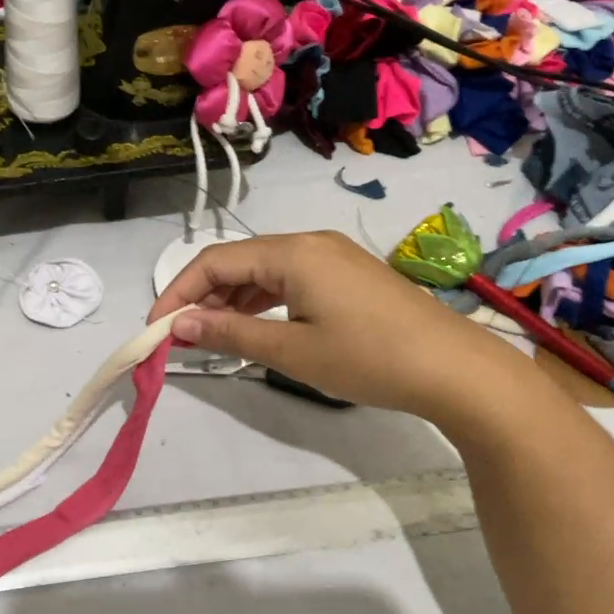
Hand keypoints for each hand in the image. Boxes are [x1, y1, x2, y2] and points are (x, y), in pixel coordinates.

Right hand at [150, 231, 529, 420]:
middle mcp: (309, 242)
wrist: (456, 370)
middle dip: (201, 296)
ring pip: (262, 269)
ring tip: (209, 335)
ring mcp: (332, 256)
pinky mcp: (347, 274)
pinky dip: (261, 299)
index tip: (156, 330)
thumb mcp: (291, 351)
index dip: (178, 293)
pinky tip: (252, 325)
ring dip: (230, 299)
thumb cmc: (369, 358)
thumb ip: (229, 333)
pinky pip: (288, 278)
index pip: (214, 262)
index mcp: (292, 252)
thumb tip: (178, 326)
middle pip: (237, 261)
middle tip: (179, 337)